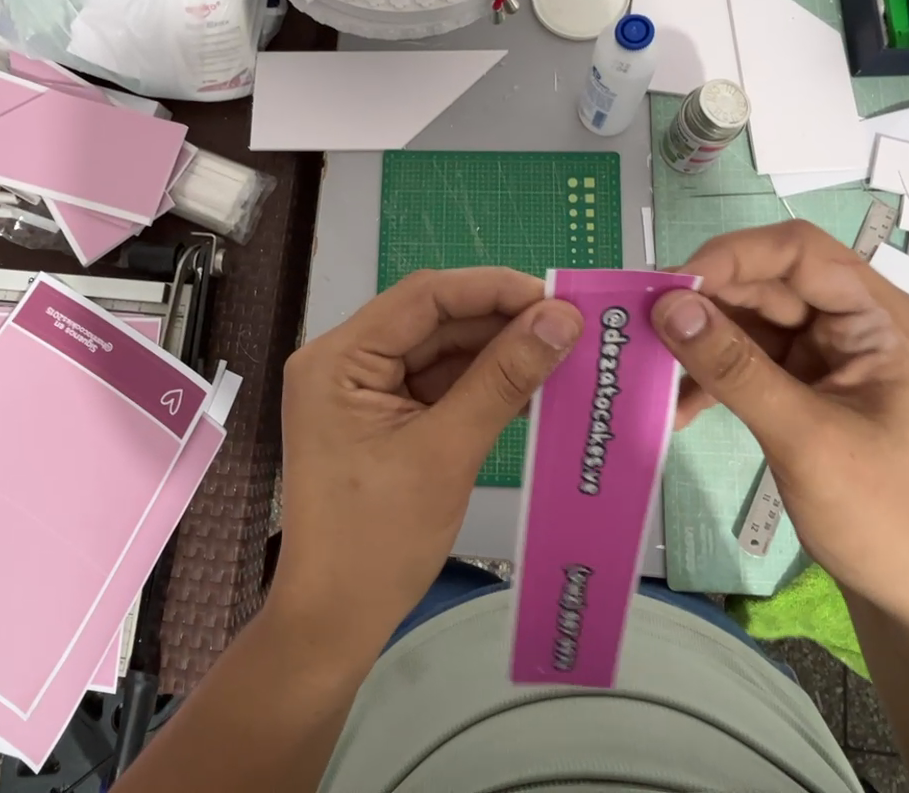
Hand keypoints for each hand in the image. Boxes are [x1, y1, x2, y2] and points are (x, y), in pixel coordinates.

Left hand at [273, 268, 582, 647]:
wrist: (337, 620)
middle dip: (501, 323)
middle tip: (571, 328)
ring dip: (498, 354)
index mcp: (338, 358)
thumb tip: (560, 319)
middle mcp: (345, 362)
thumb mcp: (446, 451)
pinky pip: (440, 386)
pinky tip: (532, 388)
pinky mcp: (384, 419)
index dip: (492, 289)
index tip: (556, 298)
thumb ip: (503, 379)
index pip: (423, 297)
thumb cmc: (378, 540)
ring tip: (562, 355)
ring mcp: (363, 391)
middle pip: (434, 322)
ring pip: (442, 353)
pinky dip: (483, 386)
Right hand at [650, 221, 908, 634]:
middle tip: (641, 332)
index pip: (800, 252)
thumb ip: (734, 367)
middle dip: (705, 306)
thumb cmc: (887, 516)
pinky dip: (712, 379)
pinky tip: (680, 409)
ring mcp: (831, 359)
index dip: (732, 257)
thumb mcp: (805, 438)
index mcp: (883, 320)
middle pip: (769, 286)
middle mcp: (858, 326)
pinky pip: (749, 364)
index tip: (669, 289)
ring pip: (751, 324)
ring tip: (654, 376)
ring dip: (701, 347)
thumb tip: (668, 305)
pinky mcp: (808, 390)